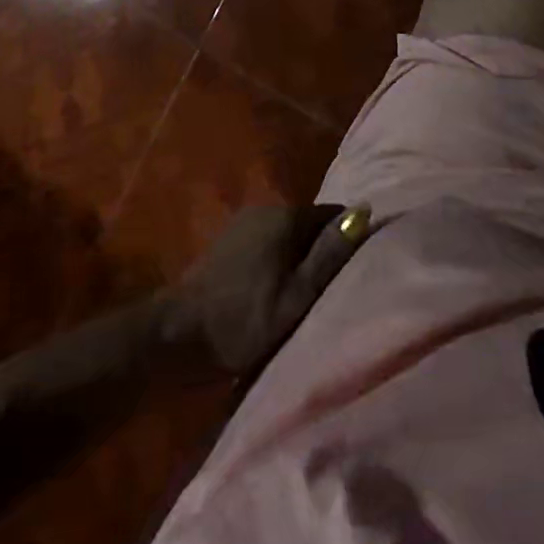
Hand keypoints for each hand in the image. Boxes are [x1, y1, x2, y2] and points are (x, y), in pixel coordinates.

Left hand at [157, 201, 371, 376]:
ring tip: (312, 289)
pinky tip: (280, 285)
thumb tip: (364, 211)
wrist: (178, 334)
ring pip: (288, 233)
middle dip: (326, 247)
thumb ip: (330, 254)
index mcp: (285, 217)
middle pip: (310, 222)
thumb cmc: (244, 321)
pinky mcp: (229, 239)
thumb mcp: (298, 295)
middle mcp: (265, 209)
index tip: (363, 268)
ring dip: (301, 254)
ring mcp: (243, 222)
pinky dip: (280, 258)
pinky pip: (269, 241)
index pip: (335, 214)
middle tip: (337, 285)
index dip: (351, 238)